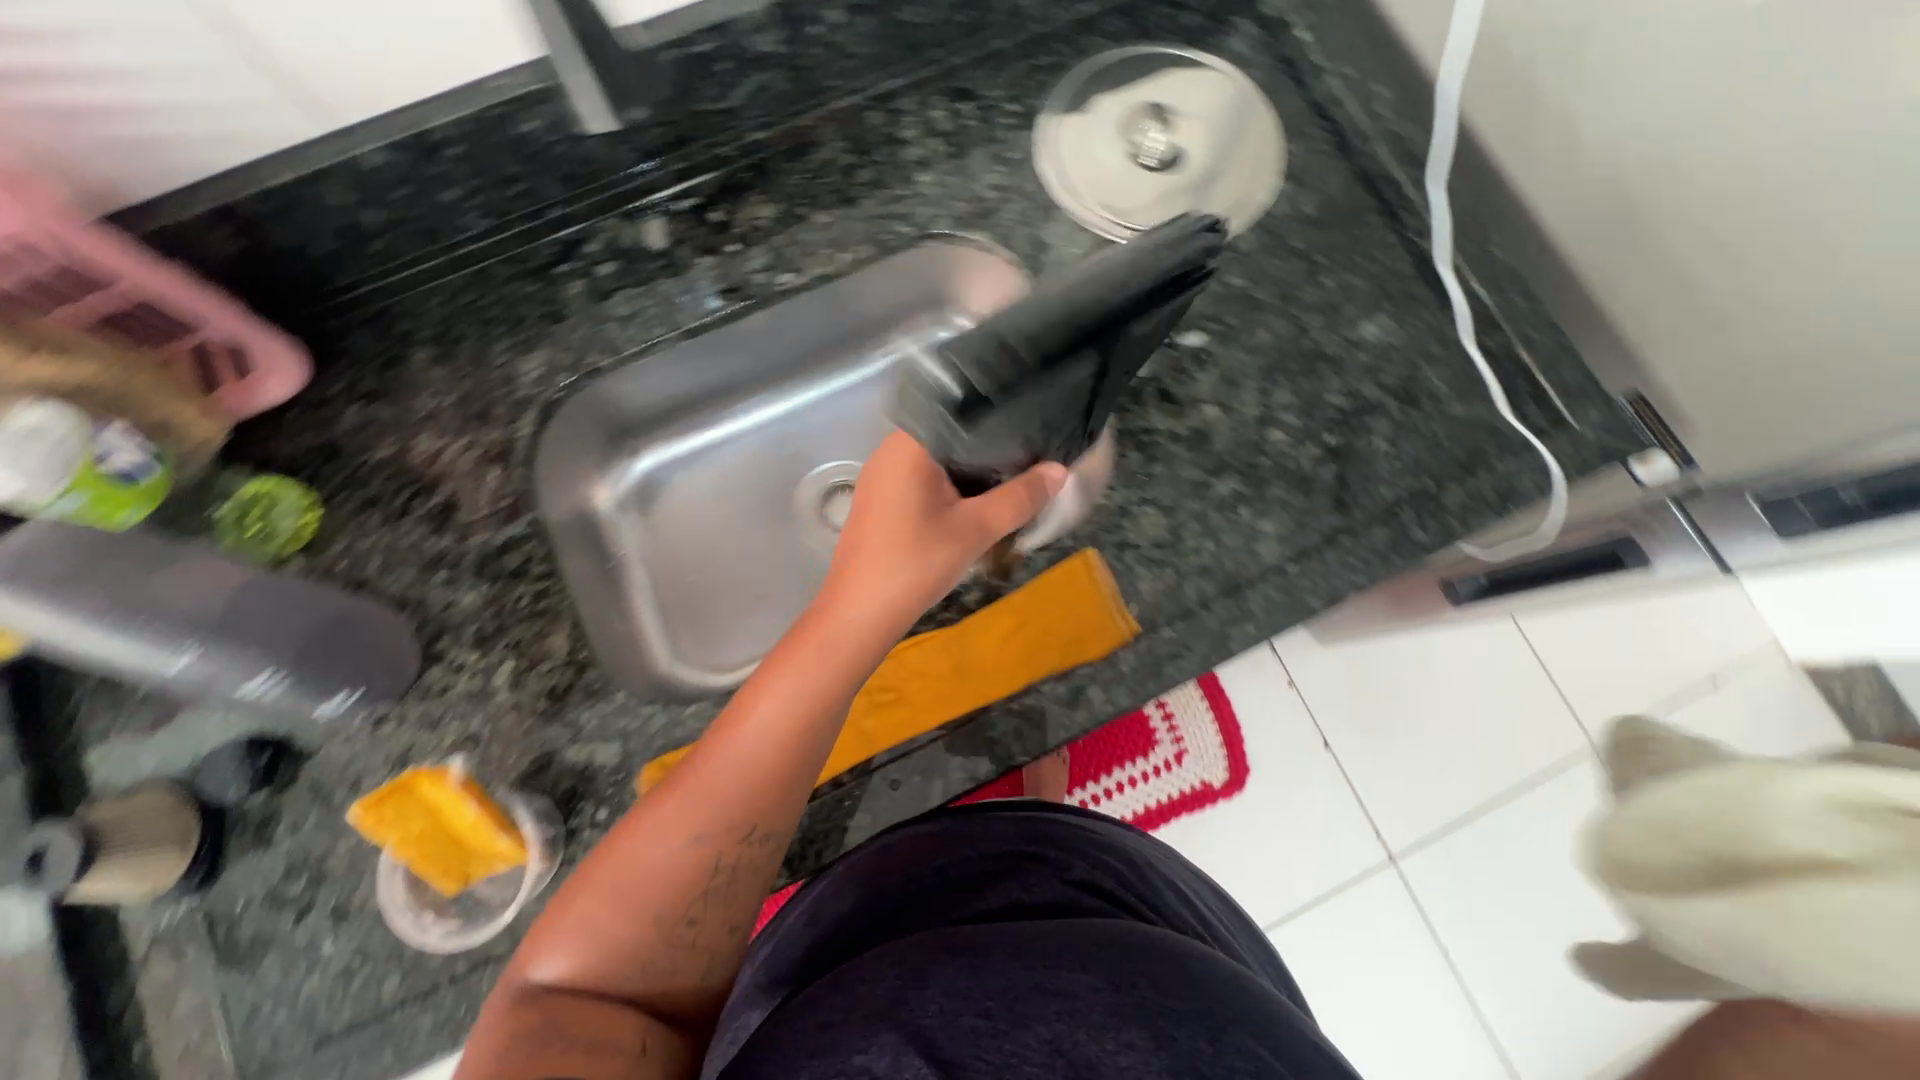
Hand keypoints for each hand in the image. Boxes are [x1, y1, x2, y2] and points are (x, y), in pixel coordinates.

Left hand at [818, 431, 1067, 635]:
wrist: (860, 614)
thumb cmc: (916, 564)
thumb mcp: (976, 530)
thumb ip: (1020, 497)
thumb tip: (1060, 470)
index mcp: (910, 444)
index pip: (963, 414)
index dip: (1002, 421)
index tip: (1036, 430)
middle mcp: (891, 450)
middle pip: (951, 438)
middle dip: (990, 451)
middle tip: (1033, 458)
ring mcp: (882, 476)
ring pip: (939, 463)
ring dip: (971, 474)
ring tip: (1012, 479)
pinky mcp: (881, 500)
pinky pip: (924, 482)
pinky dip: (951, 489)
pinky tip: (976, 504)